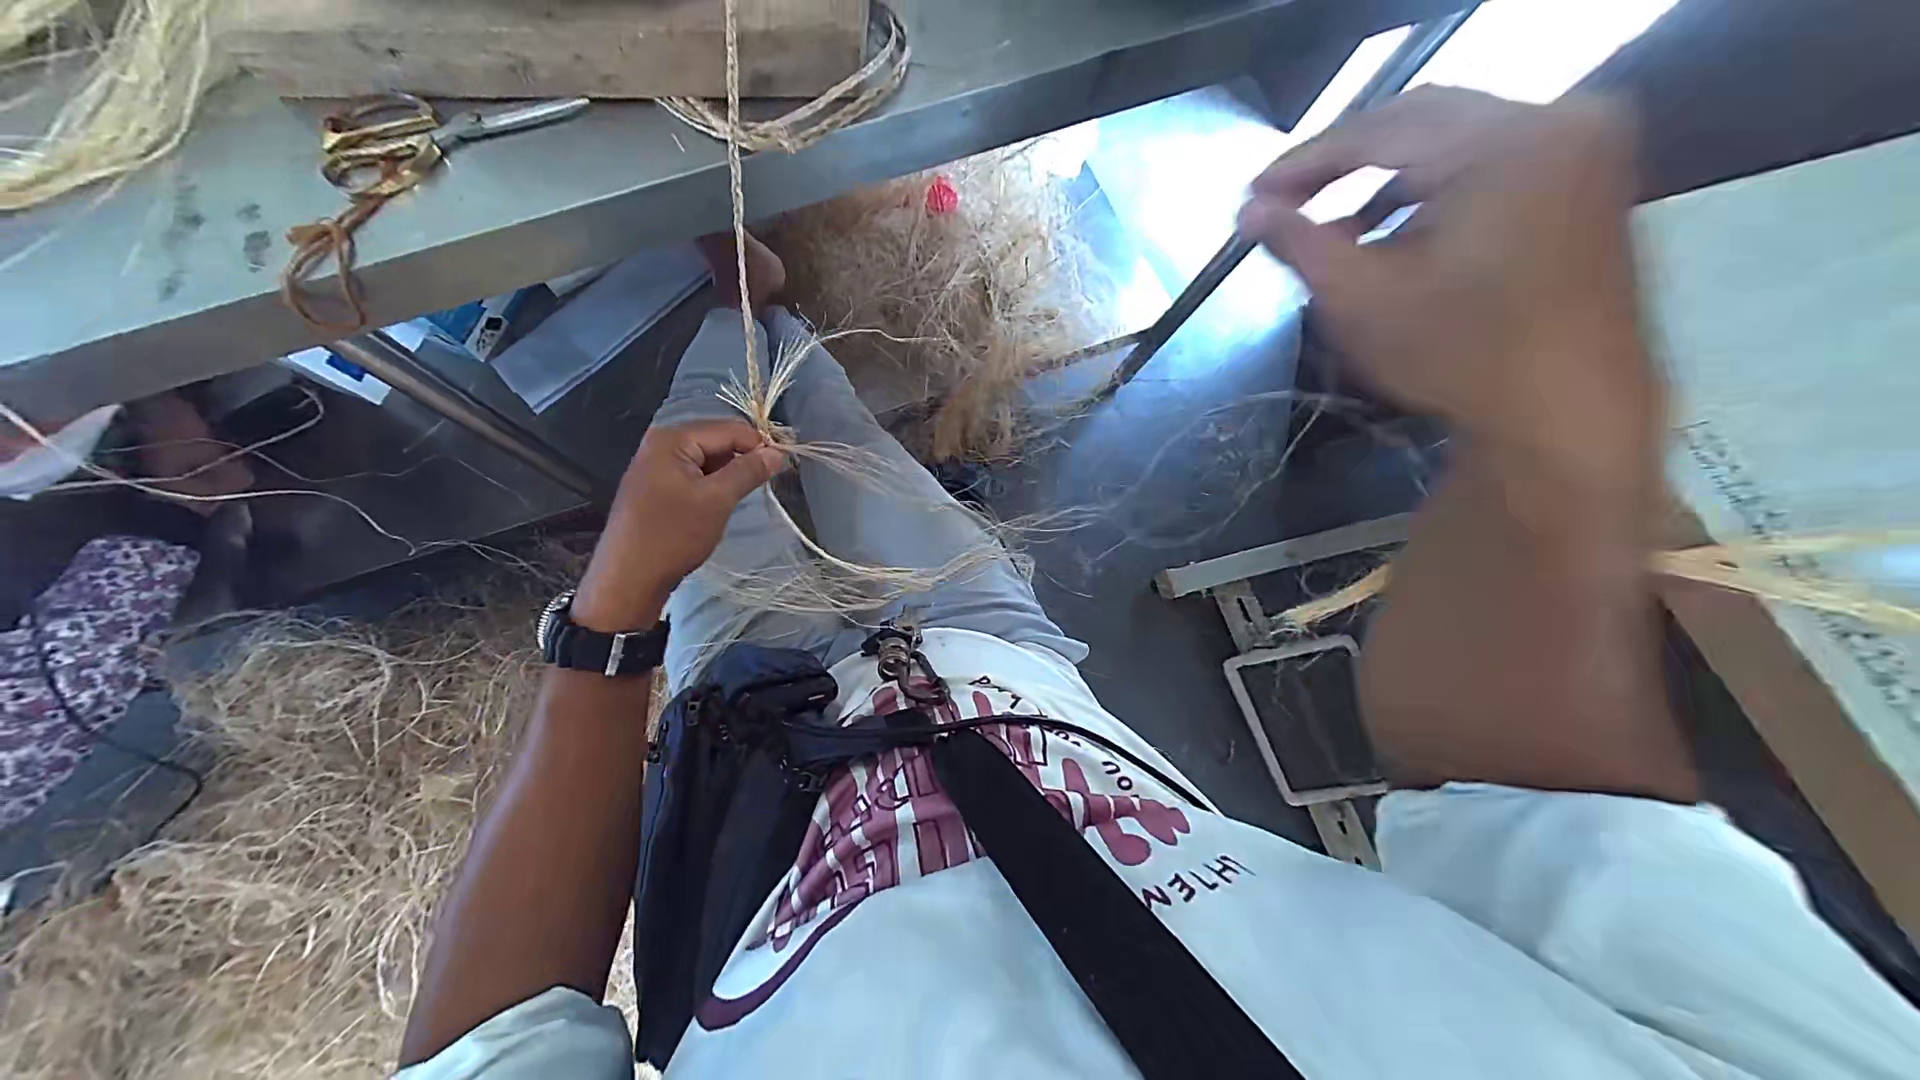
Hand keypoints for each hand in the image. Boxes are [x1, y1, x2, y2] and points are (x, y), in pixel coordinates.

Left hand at [571, 419, 785, 630]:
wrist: (629, 578)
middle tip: (769, 480)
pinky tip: (722, 502)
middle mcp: (660, 444)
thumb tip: (777, 452)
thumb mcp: (717, 499)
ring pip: (707, 459)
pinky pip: (694, 474)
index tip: (784, 465)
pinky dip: (713, 483)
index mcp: (672, 439)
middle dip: (744, 457)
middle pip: (716, 440)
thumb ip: (748, 471)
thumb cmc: (673, 535)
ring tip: (748, 493)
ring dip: (730, 472)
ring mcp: (655, 466)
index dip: (759, 444)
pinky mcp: (655, 487)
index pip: (728, 429)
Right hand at [1238, 88, 1660, 483]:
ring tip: (1332, 226)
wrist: (1564, 408)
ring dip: (1383, 179)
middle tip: (1283, 198)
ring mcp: (1579, 144)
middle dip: (1343, 161)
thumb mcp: (1360, 301)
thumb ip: (1299, 244)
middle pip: (1420, 120)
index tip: (1254, 191)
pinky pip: (1486, 160)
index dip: (1305, 159)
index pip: (1381, 127)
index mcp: (1505, 143)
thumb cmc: (1457, 356)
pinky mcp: (1583, 176)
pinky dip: (1430, 190)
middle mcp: (1556, 119)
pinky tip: (1392, 233)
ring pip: (1452, 140)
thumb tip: (1249, 211)